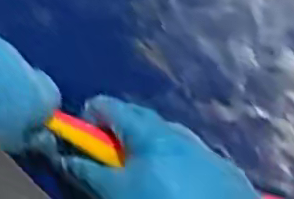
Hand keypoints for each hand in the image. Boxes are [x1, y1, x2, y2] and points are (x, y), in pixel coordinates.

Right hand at [47, 96, 256, 198]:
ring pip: (165, 143)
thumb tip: (62, 155)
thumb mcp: (119, 194)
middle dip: (118, 144)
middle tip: (115, 177)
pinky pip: (192, 164)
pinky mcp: (231, 178)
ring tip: (150, 191)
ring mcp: (206, 152)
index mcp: (146, 127)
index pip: (102, 104)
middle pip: (133, 121)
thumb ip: (87, 172)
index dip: (86, 126)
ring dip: (150, 158)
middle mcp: (175, 128)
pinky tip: (182, 198)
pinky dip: (179, 174)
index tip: (86, 157)